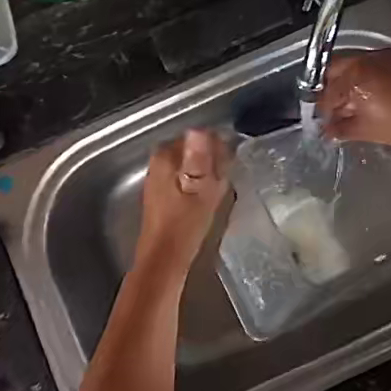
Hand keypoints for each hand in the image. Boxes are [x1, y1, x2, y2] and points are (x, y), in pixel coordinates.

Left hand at [136, 128, 230, 268]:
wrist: (164, 261)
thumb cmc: (184, 226)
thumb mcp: (201, 190)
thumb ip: (201, 159)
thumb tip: (201, 130)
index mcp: (166, 156)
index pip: (200, 135)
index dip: (220, 148)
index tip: (231, 166)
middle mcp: (159, 162)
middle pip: (196, 149)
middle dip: (214, 161)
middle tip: (226, 181)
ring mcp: (159, 178)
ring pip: (193, 165)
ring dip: (209, 175)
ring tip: (220, 192)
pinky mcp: (163, 194)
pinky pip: (188, 178)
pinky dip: (200, 186)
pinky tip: (208, 202)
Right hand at [316, 49, 390, 152]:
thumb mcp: (371, 131)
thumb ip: (344, 129)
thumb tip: (328, 130)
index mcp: (355, 76)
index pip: (327, 92)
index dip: (323, 110)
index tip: (325, 122)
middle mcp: (368, 58)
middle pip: (337, 68)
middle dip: (332, 87)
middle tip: (335, 109)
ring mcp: (388, 55)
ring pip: (358, 64)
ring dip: (351, 81)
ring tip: (358, 104)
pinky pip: (379, 63)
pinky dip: (372, 76)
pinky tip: (380, 96)